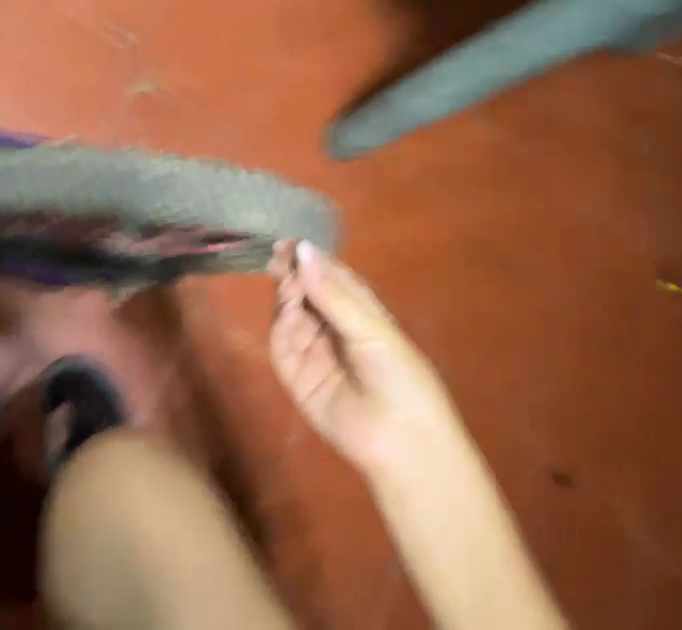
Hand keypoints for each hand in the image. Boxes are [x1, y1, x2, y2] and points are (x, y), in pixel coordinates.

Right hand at [268, 241, 462, 476]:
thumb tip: (302, 249)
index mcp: (357, 309)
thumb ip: (333, 293)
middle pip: (303, 291)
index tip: (289, 241)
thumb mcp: (371, 328)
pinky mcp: (296, 375)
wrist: (402, 440)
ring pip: (288, 314)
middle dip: (291, 274)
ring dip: (286, 298)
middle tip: (279, 259)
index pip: (327, 274)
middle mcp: (331, 325)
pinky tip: (287, 314)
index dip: (309, 258)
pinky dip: (281, 327)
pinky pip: (281, 345)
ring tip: (289, 287)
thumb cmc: (401, 377)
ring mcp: (312, 350)